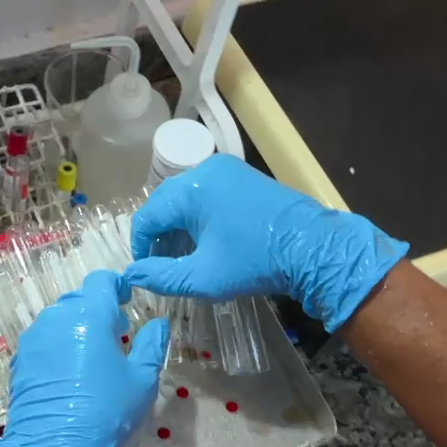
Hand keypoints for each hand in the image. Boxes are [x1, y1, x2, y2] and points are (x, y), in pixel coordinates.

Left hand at [0, 270, 168, 446]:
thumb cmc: (106, 411)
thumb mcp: (141, 380)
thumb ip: (152, 345)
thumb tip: (159, 324)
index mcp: (88, 315)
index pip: (100, 281)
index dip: (116, 285)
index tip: (127, 298)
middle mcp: (56, 318)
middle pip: (78, 299)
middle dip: (97, 308)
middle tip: (115, 330)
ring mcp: (33, 340)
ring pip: (57, 320)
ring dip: (76, 327)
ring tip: (92, 352)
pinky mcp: (20, 361)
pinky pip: (42, 341)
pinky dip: (58, 346)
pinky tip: (69, 371)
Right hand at [124, 153, 408, 331]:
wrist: (316, 249)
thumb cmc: (256, 263)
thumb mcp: (202, 277)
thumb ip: (161, 276)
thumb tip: (131, 276)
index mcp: (192, 190)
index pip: (147, 216)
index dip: (140, 248)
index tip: (146, 272)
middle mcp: (206, 170)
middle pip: (164, 203)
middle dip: (158, 236)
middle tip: (162, 266)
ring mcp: (227, 171)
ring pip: (184, 198)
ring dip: (177, 227)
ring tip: (183, 258)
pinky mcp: (243, 178)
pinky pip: (205, 195)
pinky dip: (197, 218)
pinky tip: (205, 242)